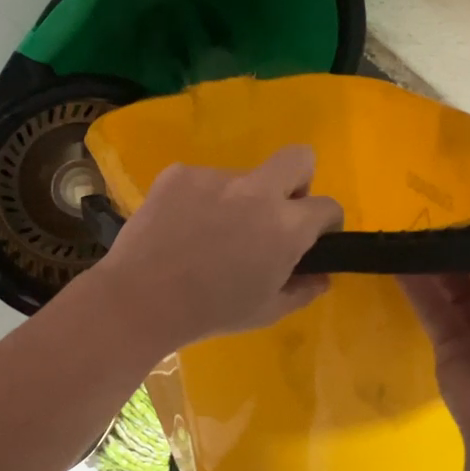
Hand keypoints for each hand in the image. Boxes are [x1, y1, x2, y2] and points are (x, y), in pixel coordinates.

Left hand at [87, 144, 342, 349]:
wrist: (142, 299)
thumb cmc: (210, 312)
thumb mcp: (266, 311)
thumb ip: (302, 290)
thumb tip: (321, 276)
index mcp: (285, 225)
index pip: (327, 206)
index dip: (324, 223)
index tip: (311, 237)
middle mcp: (256, 190)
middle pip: (298, 158)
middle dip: (298, 180)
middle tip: (275, 213)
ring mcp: (214, 177)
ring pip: (241, 177)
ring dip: (237, 199)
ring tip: (207, 235)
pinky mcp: (178, 174)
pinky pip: (201, 180)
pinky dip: (199, 199)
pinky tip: (180, 227)